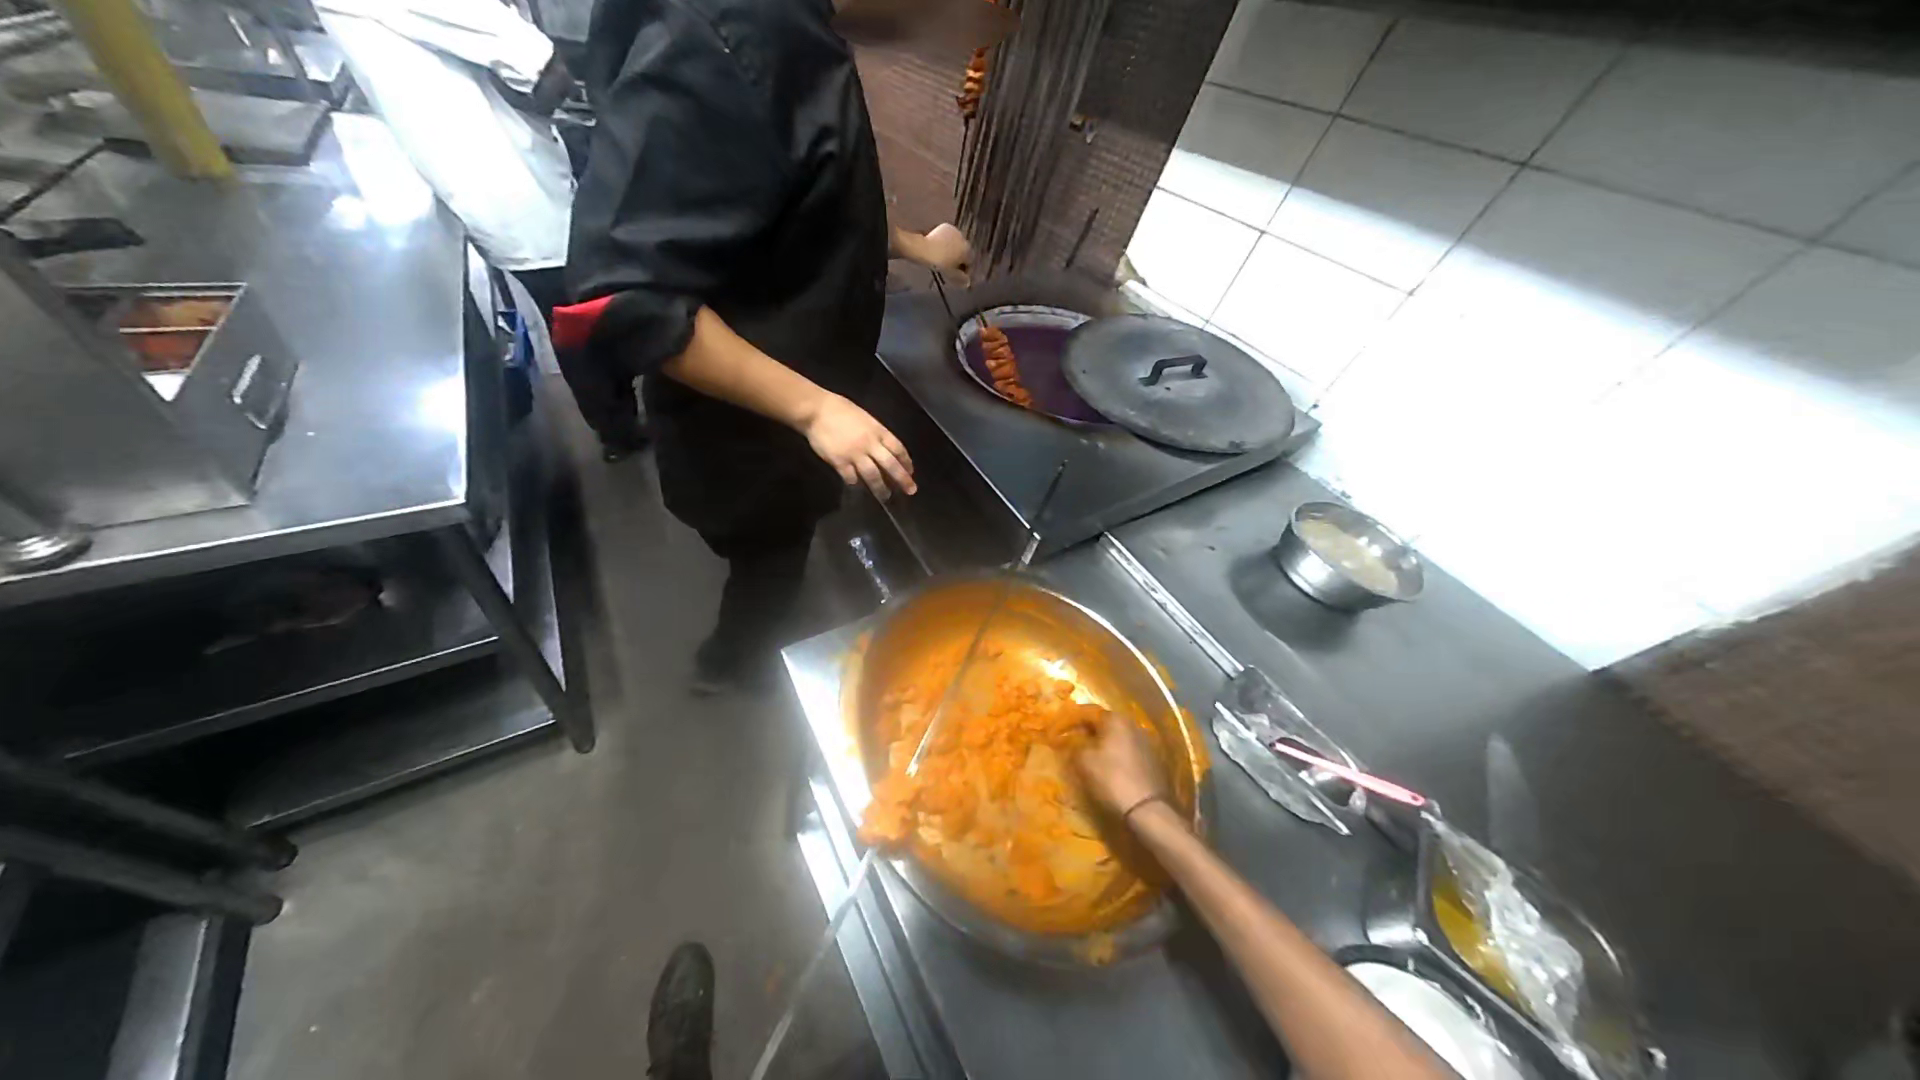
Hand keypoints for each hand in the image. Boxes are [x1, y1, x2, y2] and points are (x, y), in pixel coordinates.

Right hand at [801, 392, 916, 500]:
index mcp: (878, 431)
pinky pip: (851, 478)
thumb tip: (882, 448)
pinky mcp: (840, 462)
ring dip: (880, 488)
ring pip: (873, 475)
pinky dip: (856, 484)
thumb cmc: (840, 410)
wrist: (816, 410)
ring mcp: (855, 454)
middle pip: (891, 465)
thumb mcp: (865, 418)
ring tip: (885, 496)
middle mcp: (870, 444)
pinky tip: (857, 487)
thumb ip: (875, 434)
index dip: (906, 462)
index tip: (910, 472)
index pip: (898, 448)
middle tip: (911, 491)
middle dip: (902, 479)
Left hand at [913, 223, 972, 282]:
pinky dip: (947, 242)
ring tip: (945, 257)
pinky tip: (941, 247)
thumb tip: (967, 281)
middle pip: (964, 251)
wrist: (924, 248)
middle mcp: (964, 239)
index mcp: (967, 250)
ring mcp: (955, 231)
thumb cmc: (939, 263)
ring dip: (954, 249)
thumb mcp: (951, 274)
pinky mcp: (946, 227)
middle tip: (951, 266)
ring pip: (957, 243)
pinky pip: (950, 237)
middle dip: (960, 258)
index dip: (966, 269)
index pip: (971, 261)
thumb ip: (961, 278)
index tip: (960, 274)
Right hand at [1075, 712, 1167, 822]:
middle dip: (1086, 731)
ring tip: (1087, 755)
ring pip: (1116, 738)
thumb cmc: (1111, 778)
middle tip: (1070, 742)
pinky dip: (1114, 755)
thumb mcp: (1084, 760)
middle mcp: (1133, 725)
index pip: (1087, 712)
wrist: (1147, 809)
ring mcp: (1146, 743)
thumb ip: (1074, 744)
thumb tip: (1070, 740)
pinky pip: (1127, 751)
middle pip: (1104, 724)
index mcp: (1116, 719)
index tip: (1056, 731)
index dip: (1069, 720)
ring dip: (1101, 744)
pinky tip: (1107, 767)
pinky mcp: (1153, 760)